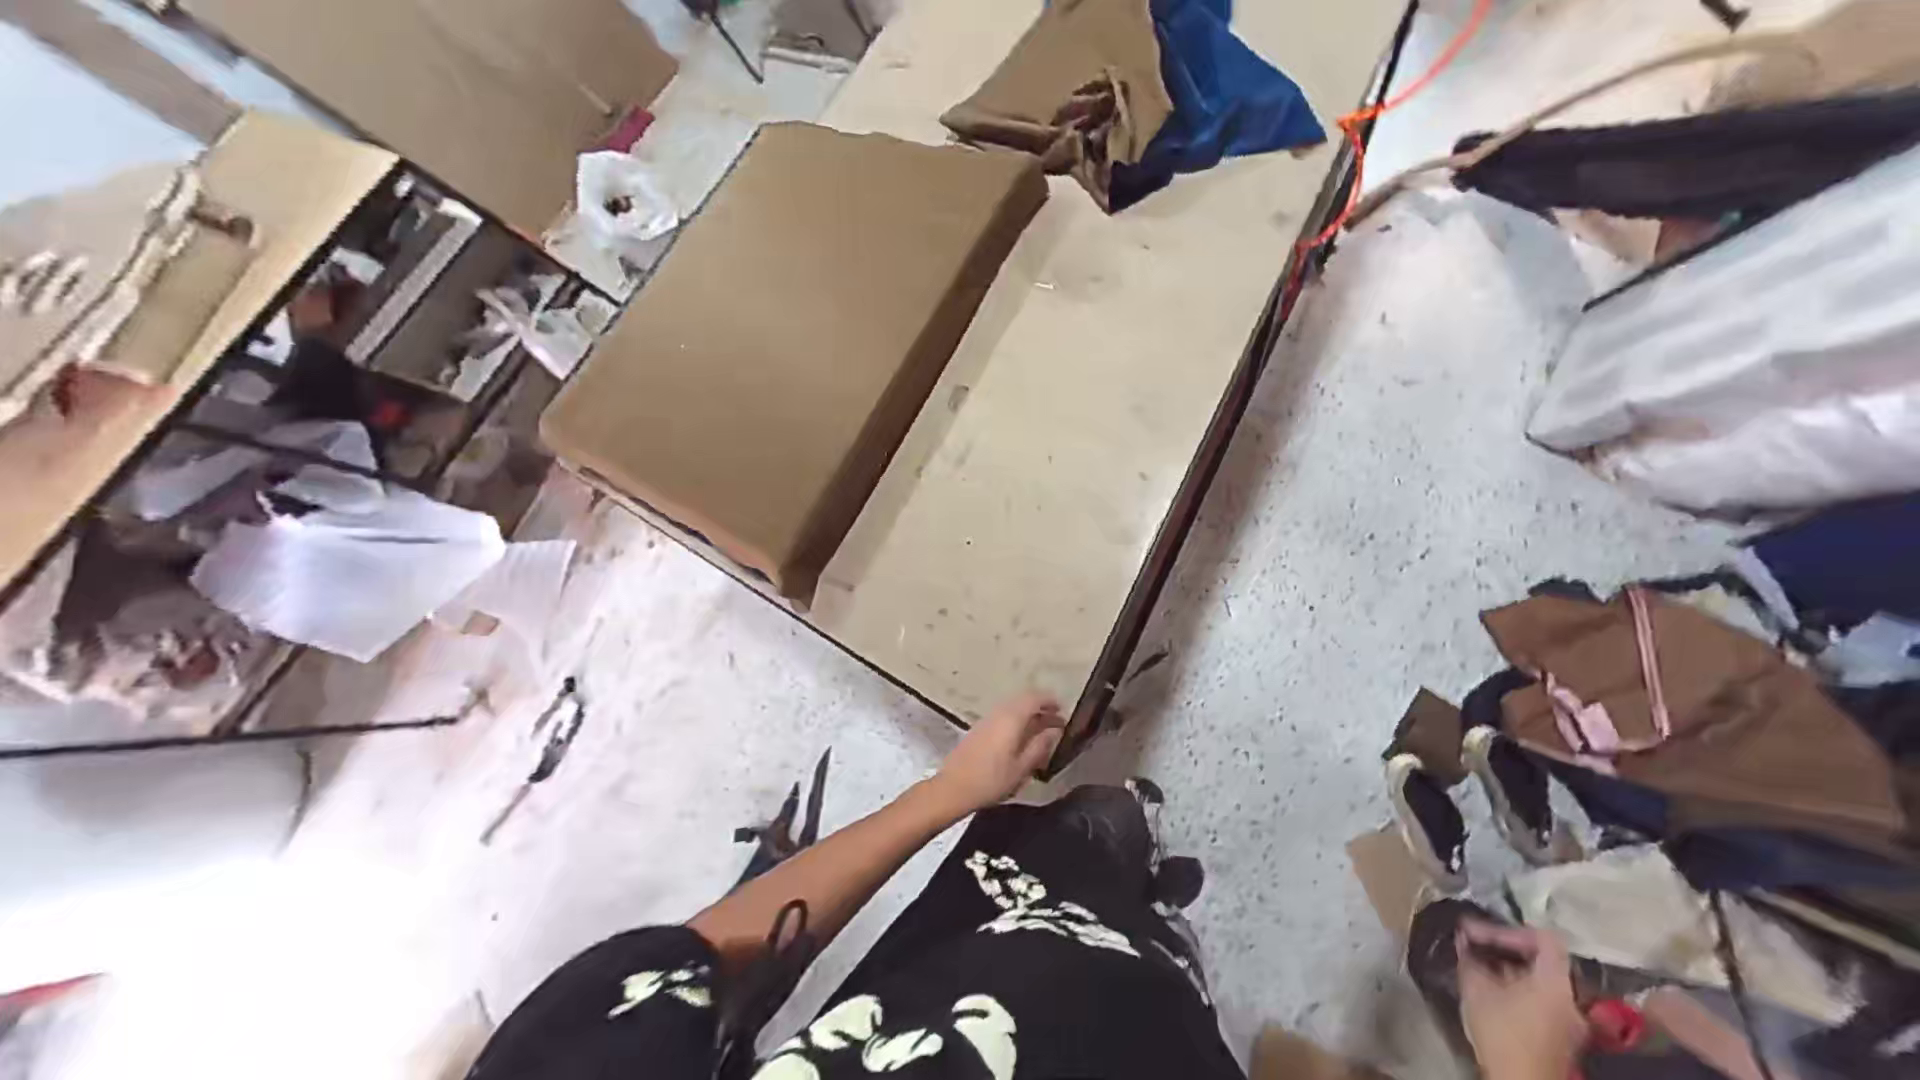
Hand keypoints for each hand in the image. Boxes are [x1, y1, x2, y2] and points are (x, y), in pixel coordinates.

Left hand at [929, 692, 1065, 813]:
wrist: (954, 788)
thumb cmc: (991, 780)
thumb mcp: (1022, 767)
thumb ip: (1040, 746)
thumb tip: (1055, 730)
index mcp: (1011, 718)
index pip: (1034, 697)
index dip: (1050, 700)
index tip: (1063, 710)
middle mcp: (999, 712)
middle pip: (1023, 700)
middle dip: (1041, 708)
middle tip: (1057, 722)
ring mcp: (987, 719)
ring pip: (1013, 708)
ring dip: (1029, 715)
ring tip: (1043, 731)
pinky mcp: (979, 728)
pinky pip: (1003, 716)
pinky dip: (1017, 721)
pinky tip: (1022, 738)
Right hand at [1457, 921, 1586, 1079]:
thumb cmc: (1501, 1032)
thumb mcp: (1475, 989)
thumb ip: (1469, 958)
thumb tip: (1463, 938)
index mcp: (1554, 984)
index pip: (1545, 939)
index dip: (1510, 929)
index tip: (1479, 933)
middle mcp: (1570, 1000)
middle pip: (1541, 960)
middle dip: (1504, 949)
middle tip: (1474, 945)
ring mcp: (1570, 1021)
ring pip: (1539, 981)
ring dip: (1508, 969)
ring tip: (1478, 966)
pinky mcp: (1563, 1036)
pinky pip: (1542, 999)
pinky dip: (1517, 988)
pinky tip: (1491, 991)